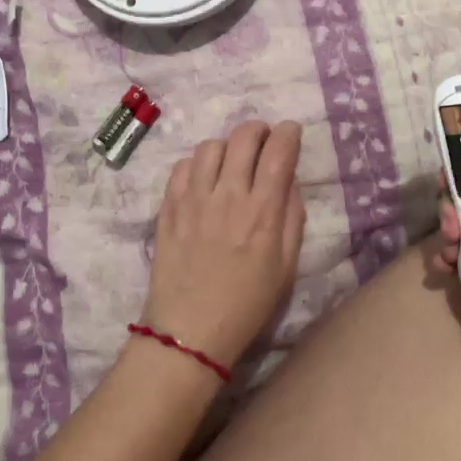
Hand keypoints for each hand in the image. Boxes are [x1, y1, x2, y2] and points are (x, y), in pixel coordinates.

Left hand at [142, 121, 305, 371]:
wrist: (191, 331)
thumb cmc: (247, 304)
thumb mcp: (286, 266)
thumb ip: (291, 218)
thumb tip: (288, 182)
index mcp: (262, 211)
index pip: (279, 151)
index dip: (288, 132)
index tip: (291, 131)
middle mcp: (228, 195)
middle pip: (243, 137)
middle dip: (258, 129)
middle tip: (263, 140)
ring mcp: (194, 198)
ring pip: (210, 146)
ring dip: (227, 146)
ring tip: (231, 161)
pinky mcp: (169, 207)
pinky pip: (182, 166)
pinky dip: (198, 164)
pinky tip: (204, 179)